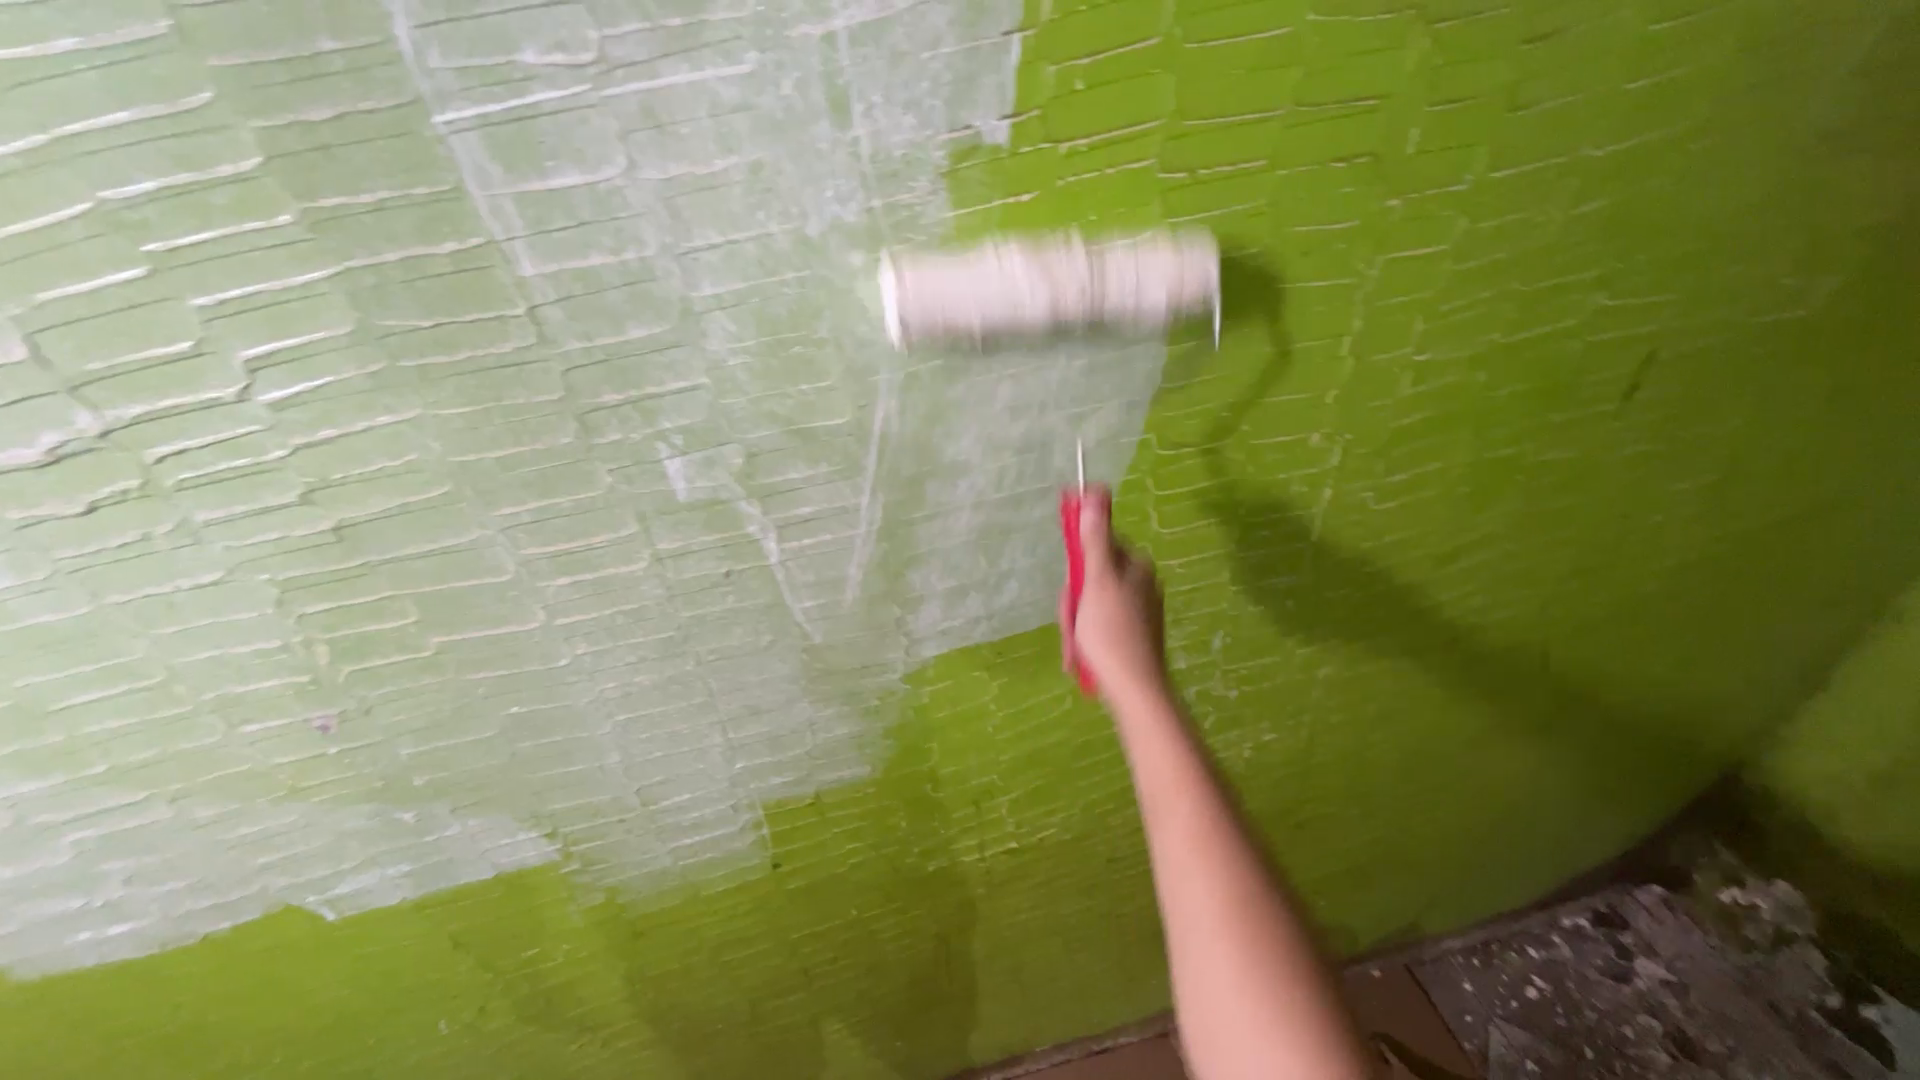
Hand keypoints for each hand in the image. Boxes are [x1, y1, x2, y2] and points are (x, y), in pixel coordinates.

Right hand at [1060, 485, 1167, 703]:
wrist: (1135, 689)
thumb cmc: (1111, 632)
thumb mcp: (1096, 580)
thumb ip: (1093, 535)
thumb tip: (1096, 488)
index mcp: (1135, 565)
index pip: (1096, 546)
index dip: (1078, 567)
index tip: (1072, 589)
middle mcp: (1140, 582)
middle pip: (1091, 577)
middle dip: (1074, 602)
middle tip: (1073, 624)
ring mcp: (1138, 610)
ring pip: (1091, 604)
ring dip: (1077, 624)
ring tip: (1078, 646)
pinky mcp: (1134, 635)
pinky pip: (1100, 625)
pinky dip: (1087, 638)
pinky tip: (1084, 656)